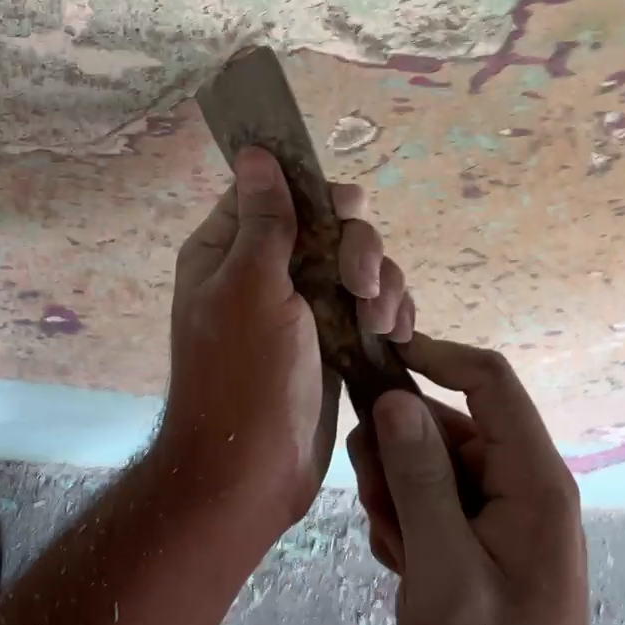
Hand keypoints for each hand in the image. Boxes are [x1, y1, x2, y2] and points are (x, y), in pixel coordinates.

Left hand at [154, 147, 413, 531]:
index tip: (344, 207)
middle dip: (356, 245)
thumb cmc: (242, 374)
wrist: (253, 472)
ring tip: (381, 321)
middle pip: (326, 223)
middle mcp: (264, 268)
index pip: (271, 191)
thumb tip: (255, 152)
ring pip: (356, 261)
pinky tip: (397, 332)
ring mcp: (302, 304)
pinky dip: (389, 309)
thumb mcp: (249, 286)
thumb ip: (264, 220)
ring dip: (380, 281)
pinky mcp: (334, 336)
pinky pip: (370, 302)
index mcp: (227, 248)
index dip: (311, 191)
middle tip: (359, 282)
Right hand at [347, 336, 586, 624]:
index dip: (434, 354)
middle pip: (443, 420)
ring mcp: (500, 507)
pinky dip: (402, 515)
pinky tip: (403, 559)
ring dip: (394, 490)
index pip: (489, 380)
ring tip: (395, 545)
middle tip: (378, 504)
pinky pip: (426, 491)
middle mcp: (521, 481)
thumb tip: (393, 397)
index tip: (371, 356)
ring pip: (425, 455)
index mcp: (534, 480)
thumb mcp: (445, 569)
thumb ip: (419, 480)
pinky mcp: (480, 530)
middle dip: (397, 451)